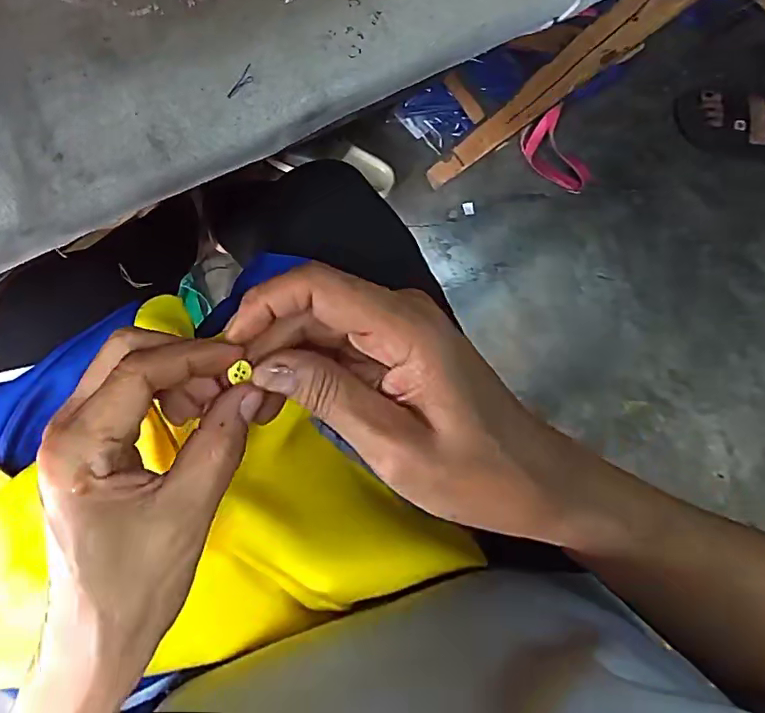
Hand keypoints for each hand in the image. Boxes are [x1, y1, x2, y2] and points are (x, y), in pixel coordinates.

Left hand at [32, 332, 264, 710]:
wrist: (96, 640)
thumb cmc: (134, 587)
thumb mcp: (187, 512)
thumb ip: (220, 441)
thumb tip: (250, 388)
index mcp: (77, 445)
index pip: (138, 369)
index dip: (195, 356)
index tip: (238, 360)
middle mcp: (64, 427)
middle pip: (124, 351)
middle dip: (181, 355)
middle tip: (224, 378)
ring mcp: (71, 432)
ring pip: (125, 365)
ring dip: (174, 371)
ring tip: (209, 402)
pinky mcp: (85, 441)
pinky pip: (126, 390)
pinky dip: (163, 388)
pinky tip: (189, 412)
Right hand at [223, 262, 603, 545]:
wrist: (536, 480)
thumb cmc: (476, 474)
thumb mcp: (395, 447)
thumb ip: (329, 396)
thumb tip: (265, 364)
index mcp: (403, 325)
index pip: (317, 284)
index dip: (264, 304)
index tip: (228, 347)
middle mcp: (398, 311)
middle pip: (314, 301)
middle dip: (265, 335)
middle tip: (229, 384)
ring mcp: (398, 328)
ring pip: (321, 321)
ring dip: (281, 352)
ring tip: (248, 398)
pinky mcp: (396, 347)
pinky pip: (340, 343)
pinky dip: (306, 365)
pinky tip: (281, 398)